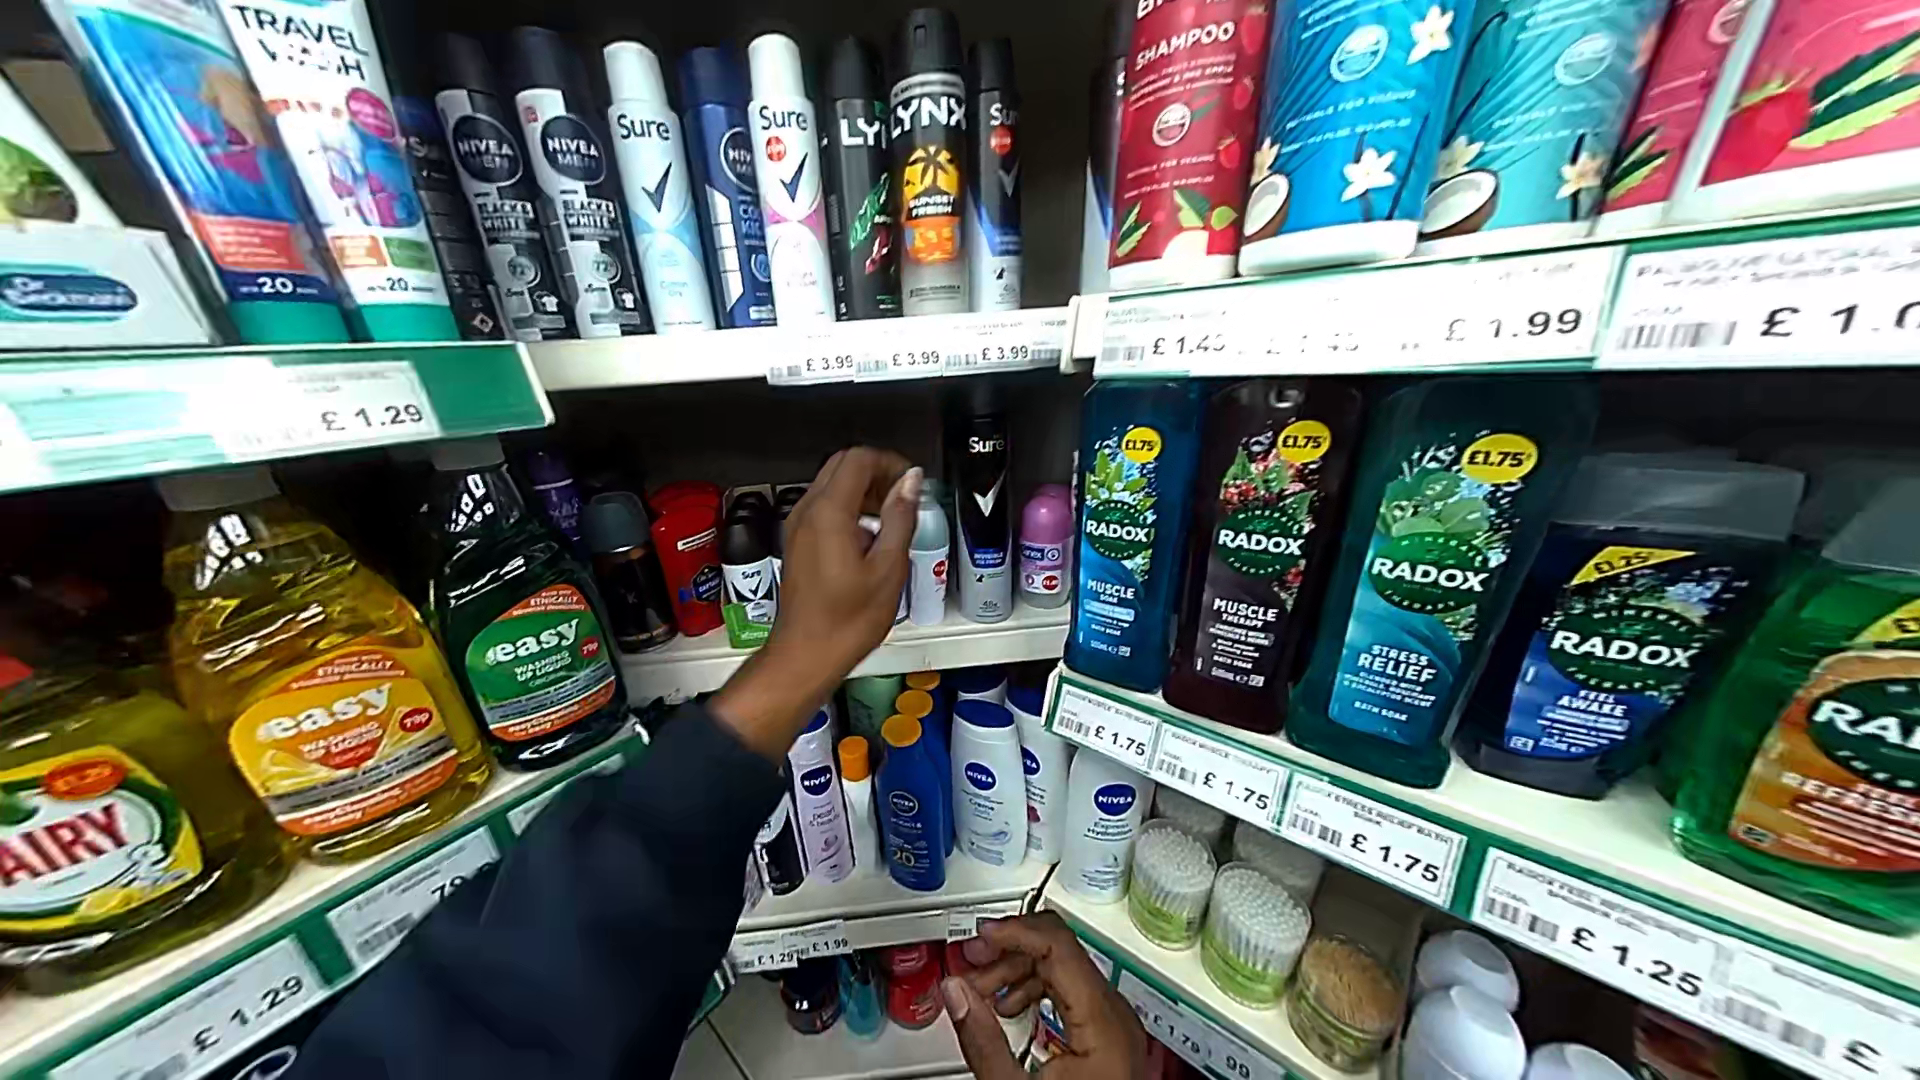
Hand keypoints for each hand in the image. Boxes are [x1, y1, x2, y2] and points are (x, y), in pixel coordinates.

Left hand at [710, 448, 918, 760]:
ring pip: (832, 484)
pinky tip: (870, 538)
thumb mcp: (888, 567)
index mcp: (829, 513)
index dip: (891, 462)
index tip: (912, 484)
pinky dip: (849, 507)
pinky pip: (823, 507)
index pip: (859, 459)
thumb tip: (911, 481)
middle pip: (842, 464)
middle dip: (877, 472)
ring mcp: (798, 526)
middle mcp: (807, 512)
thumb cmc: (848, 620)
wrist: (806, 654)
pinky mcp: (797, 542)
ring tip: (891, 518)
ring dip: (864, 490)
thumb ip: (900, 516)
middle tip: (903, 497)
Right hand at [942, 913, 1148, 1078]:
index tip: (981, 935)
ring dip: (1018, 967)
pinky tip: (1010, 1005)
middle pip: (1060, 949)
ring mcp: (1115, 1023)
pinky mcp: (1108, 1033)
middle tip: (973, 958)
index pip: (1058, 945)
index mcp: (1104, 1024)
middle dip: (1010, 948)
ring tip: (983, 988)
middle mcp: (1117, 1015)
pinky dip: (1036, 986)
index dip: (1014, 931)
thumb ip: (983, 1040)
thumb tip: (955, 989)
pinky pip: (1070, 989)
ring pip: (1064, 965)